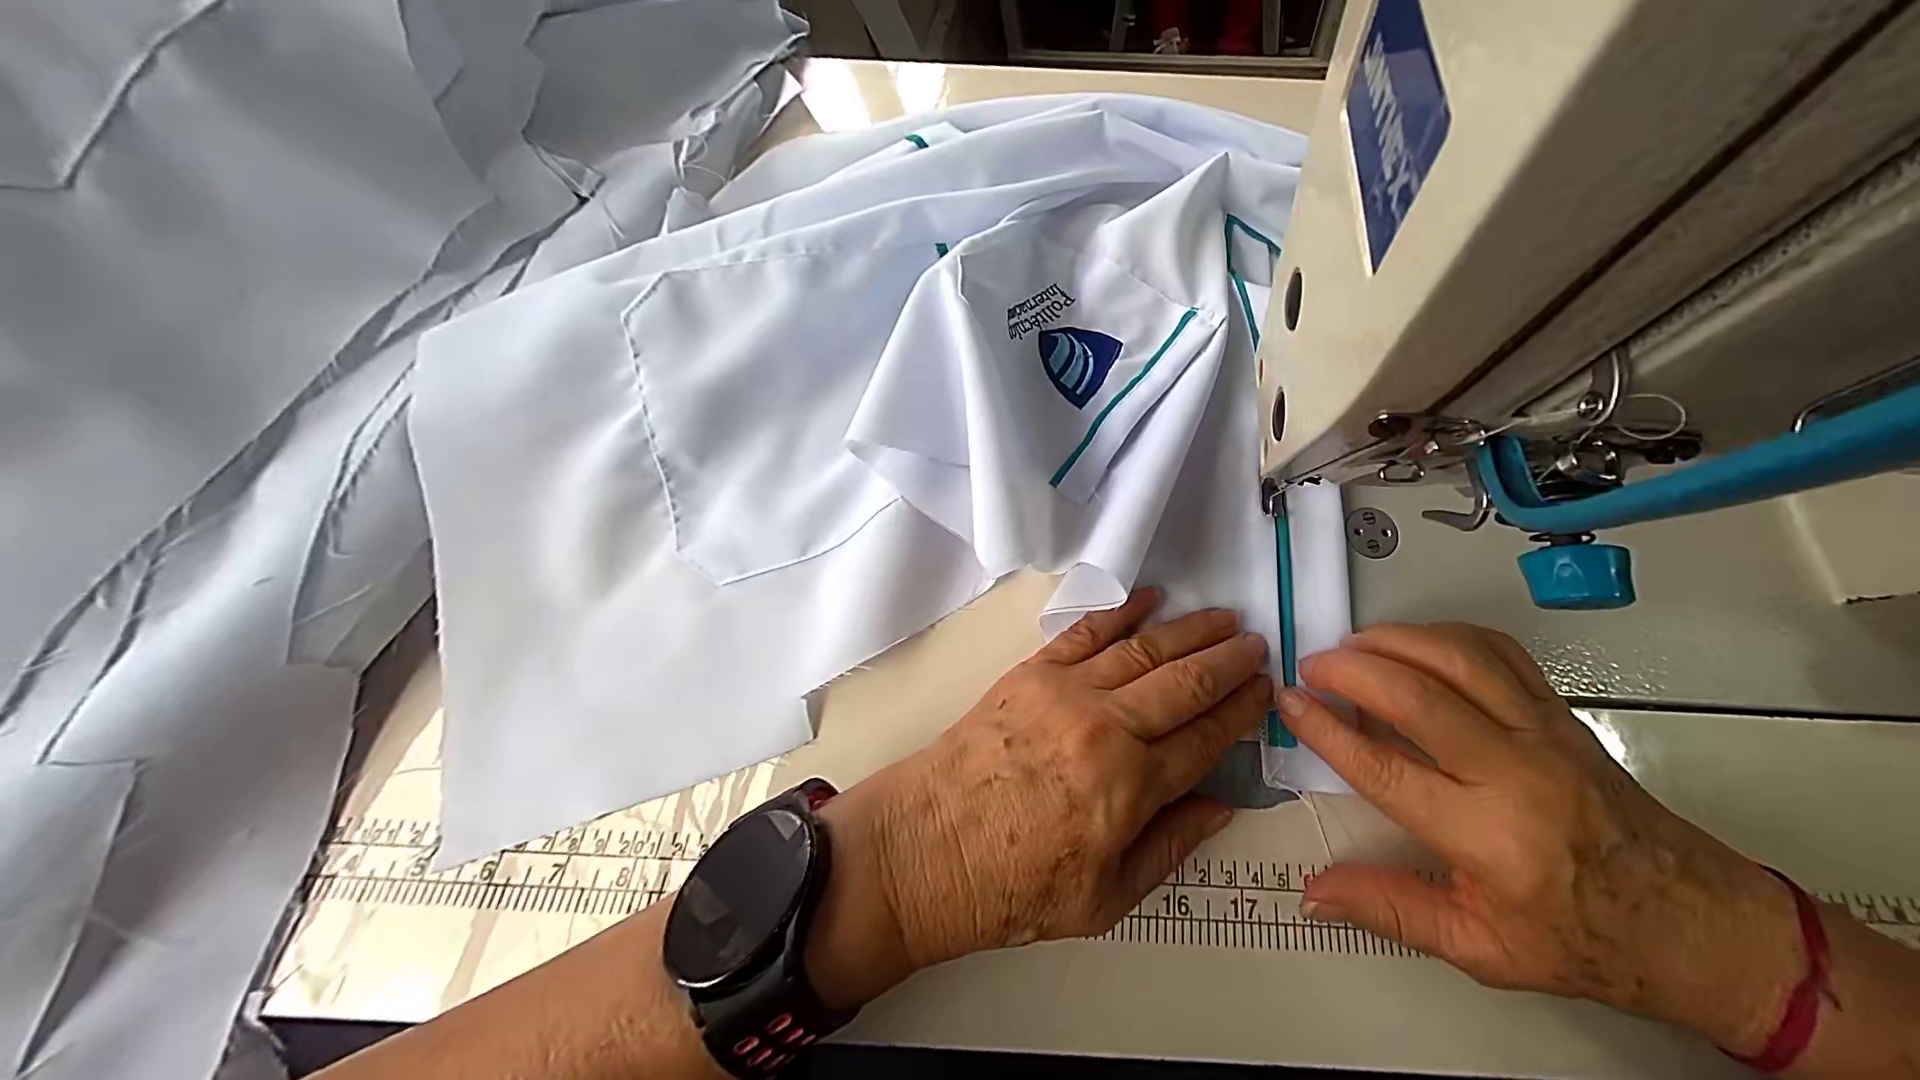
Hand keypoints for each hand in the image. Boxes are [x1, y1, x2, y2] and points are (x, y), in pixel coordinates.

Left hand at [808, 588, 1268, 1005]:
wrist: (927, 846)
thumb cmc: (1012, 884)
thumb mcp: (1106, 898)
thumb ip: (1170, 846)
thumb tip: (1219, 804)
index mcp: (1131, 787)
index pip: (1205, 737)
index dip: (1242, 712)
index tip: (1264, 693)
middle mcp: (1105, 728)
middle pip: (1184, 683)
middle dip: (1227, 663)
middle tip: (1255, 646)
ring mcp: (1065, 693)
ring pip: (1143, 650)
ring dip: (1188, 631)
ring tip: (1221, 619)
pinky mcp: (1029, 674)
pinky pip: (1084, 633)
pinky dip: (1120, 612)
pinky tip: (1148, 600)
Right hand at [1276, 623, 1802, 1053]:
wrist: (1704, 927)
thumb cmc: (1584, 940)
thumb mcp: (1481, 948)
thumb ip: (1388, 908)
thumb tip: (1312, 893)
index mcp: (1489, 838)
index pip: (1384, 768)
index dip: (1325, 729)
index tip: (1288, 701)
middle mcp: (1517, 775)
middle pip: (1416, 696)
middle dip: (1350, 669)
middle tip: (1310, 666)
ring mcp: (1546, 735)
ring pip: (1459, 659)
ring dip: (1393, 640)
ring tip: (1351, 646)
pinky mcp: (1563, 715)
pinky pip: (1498, 653)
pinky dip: (1444, 636)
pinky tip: (1412, 645)